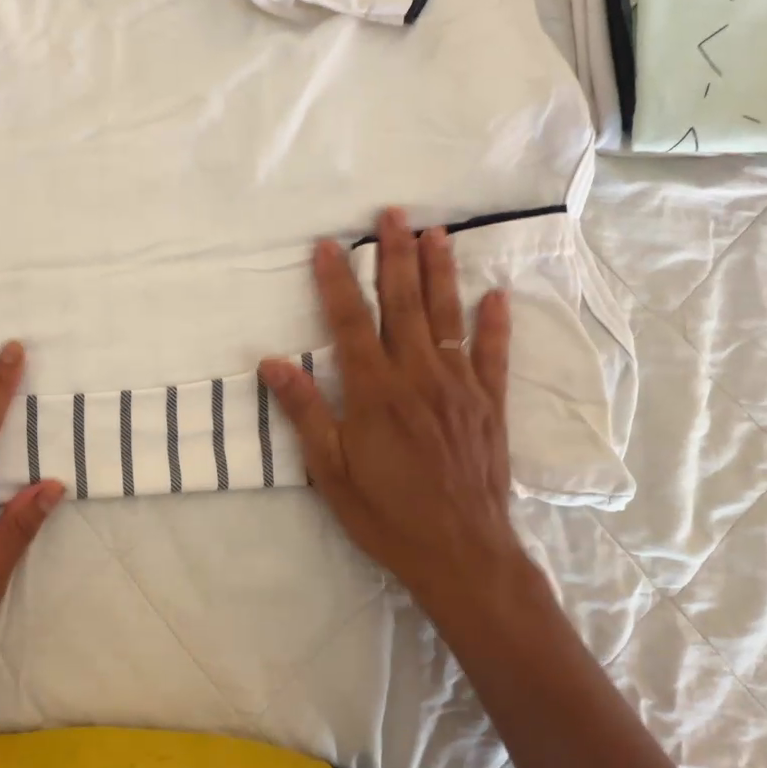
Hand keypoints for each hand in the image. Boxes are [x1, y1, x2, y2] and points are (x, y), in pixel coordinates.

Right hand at [258, 208, 532, 615]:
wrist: (463, 554)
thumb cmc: (386, 514)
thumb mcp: (330, 472)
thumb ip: (304, 413)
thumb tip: (271, 362)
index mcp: (374, 393)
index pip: (349, 323)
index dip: (336, 281)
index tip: (328, 244)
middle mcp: (419, 378)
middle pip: (403, 305)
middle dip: (395, 256)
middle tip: (392, 213)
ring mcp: (460, 388)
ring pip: (447, 318)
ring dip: (440, 272)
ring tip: (436, 232)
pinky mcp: (490, 405)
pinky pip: (494, 355)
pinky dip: (494, 322)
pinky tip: (494, 294)